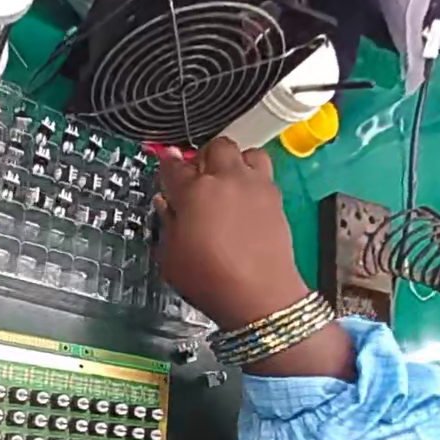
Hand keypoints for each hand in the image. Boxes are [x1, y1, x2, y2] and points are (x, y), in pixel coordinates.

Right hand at [156, 136, 353, 379]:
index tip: (164, 164)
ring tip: (225, 181)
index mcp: (193, 192)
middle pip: (215, 147)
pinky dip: (251, 177)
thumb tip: (167, 204)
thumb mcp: (171, 255)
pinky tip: (242, 198)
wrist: (257, 292)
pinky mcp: (275, 196)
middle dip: (203, 157)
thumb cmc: (208, 278)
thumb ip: (168, 223)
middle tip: (196, 176)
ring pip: (245, 152)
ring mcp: (254, 185)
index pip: (174, 166)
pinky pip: (263, 171)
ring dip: (233, 161)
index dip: (166, 164)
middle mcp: (226, 179)